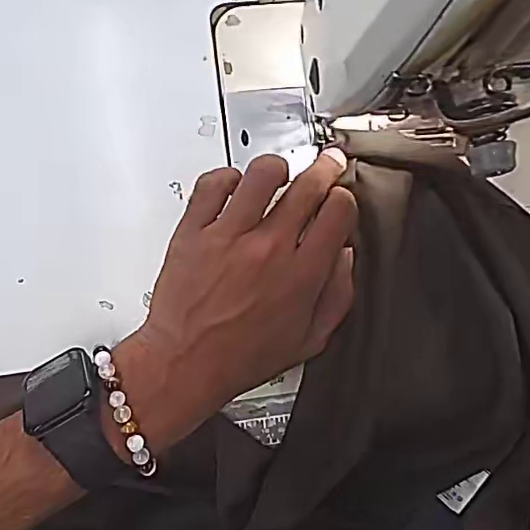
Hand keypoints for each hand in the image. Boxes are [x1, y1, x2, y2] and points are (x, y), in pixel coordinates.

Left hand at [111, 150, 358, 449]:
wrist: (184, 364)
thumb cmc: (239, 357)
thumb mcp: (307, 341)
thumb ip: (336, 297)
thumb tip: (345, 259)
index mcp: (301, 274)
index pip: (338, 211)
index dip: (344, 199)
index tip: (339, 200)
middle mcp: (268, 249)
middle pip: (308, 186)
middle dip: (325, 169)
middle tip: (325, 165)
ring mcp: (228, 237)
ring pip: (262, 174)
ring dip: (278, 168)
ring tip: (278, 173)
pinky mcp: (193, 232)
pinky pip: (212, 185)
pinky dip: (227, 177)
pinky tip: (234, 186)